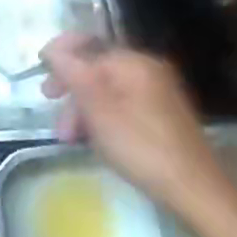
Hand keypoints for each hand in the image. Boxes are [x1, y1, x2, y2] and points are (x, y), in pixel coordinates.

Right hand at [39, 32, 236, 225]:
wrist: (197, 192)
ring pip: (108, 90)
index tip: (39, 73)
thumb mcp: (97, 109)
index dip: (59, 54)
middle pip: (96, 68)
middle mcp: (147, 69)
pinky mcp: (163, 115)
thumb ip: (72, 72)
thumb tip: (53, 49)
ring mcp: (158, 92)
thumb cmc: (141, 147)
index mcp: (133, 61)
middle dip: (71, 90)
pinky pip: (123, 105)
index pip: (87, 43)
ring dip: (84, 109)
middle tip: (54, 115)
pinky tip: (96, 141)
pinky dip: (103, 118)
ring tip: (71, 139)